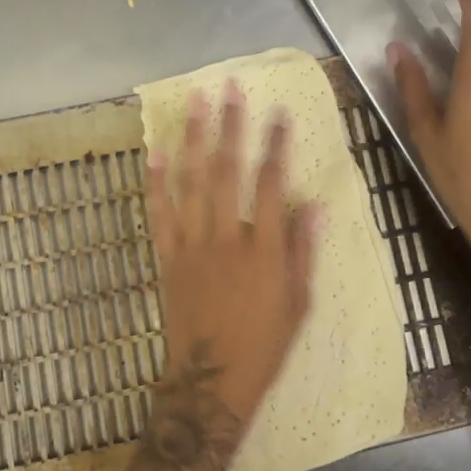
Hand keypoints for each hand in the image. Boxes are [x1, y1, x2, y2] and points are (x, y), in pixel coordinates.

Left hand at [145, 84, 318, 426]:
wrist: (211, 381)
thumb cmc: (264, 345)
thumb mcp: (298, 304)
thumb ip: (303, 251)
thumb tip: (313, 204)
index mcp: (264, 250)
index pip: (272, 185)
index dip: (278, 146)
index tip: (280, 113)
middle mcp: (226, 238)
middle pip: (228, 171)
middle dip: (230, 126)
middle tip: (230, 88)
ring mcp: (192, 246)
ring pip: (191, 183)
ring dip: (193, 140)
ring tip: (195, 104)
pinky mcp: (168, 258)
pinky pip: (160, 214)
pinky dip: (157, 182)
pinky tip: (156, 152)